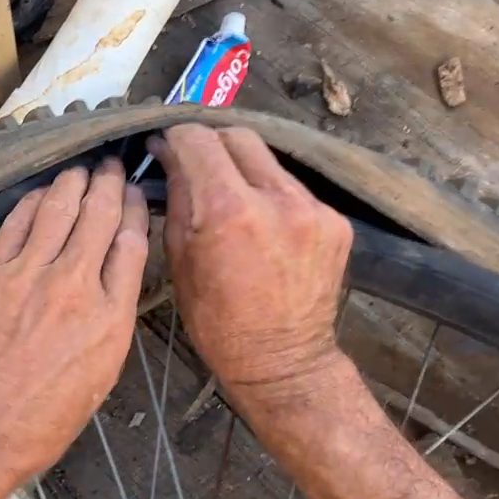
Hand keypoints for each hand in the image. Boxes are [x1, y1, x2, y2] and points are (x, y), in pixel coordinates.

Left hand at [0, 158, 149, 487]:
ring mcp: (27, 276)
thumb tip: (110, 280)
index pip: (131, 245)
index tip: (136, 194)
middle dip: (109, 184)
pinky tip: (40, 193)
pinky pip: (16, 225)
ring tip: (82, 168)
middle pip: (98, 217)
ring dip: (73, 183)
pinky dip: (32, 203)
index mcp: (109, 319)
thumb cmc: (40, 422)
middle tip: (112, 165)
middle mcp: (72, 288)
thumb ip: (108, 322)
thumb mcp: (97, 378)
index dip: (135, 211)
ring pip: (57, 211)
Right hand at [150, 125, 356, 430]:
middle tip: (192, 162)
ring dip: (239, 166)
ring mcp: (313, 209)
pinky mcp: (334, 221)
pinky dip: (267, 191)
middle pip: (237, 136)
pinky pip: (291, 187)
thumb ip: (178, 198)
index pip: (198, 140)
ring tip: (225, 192)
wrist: (281, 361)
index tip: (164, 146)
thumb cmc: (214, 318)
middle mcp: (276, 199)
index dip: (175, 137)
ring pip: (267, 159)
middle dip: (209, 143)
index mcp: (228, 210)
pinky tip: (257, 218)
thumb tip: (169, 157)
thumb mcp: (178, 256)